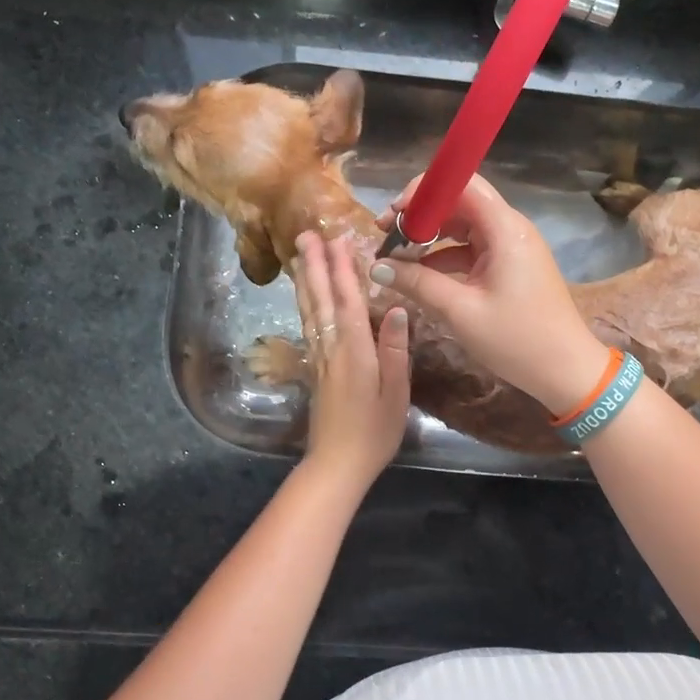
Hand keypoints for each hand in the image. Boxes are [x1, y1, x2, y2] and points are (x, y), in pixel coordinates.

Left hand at [293, 230, 410, 486]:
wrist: (336, 465)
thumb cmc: (373, 432)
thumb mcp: (395, 393)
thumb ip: (395, 350)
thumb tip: (399, 309)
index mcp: (354, 350)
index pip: (348, 301)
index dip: (342, 268)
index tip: (340, 239)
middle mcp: (332, 348)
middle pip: (320, 298)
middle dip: (314, 265)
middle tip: (307, 234)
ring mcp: (320, 357)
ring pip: (310, 310)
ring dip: (306, 279)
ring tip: (300, 254)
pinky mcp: (315, 369)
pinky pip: (309, 326)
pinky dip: (306, 304)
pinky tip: (305, 296)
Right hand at [371, 174, 609, 413]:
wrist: (566, 371)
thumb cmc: (517, 339)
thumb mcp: (460, 311)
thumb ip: (417, 283)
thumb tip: (376, 267)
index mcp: (504, 229)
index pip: (461, 184)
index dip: (423, 191)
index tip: (393, 216)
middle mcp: (510, 228)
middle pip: (459, 201)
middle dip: (420, 215)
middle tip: (386, 237)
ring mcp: (511, 246)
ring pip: (462, 225)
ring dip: (429, 237)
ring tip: (396, 258)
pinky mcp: (509, 265)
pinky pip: (470, 247)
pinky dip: (444, 256)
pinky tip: (419, 275)